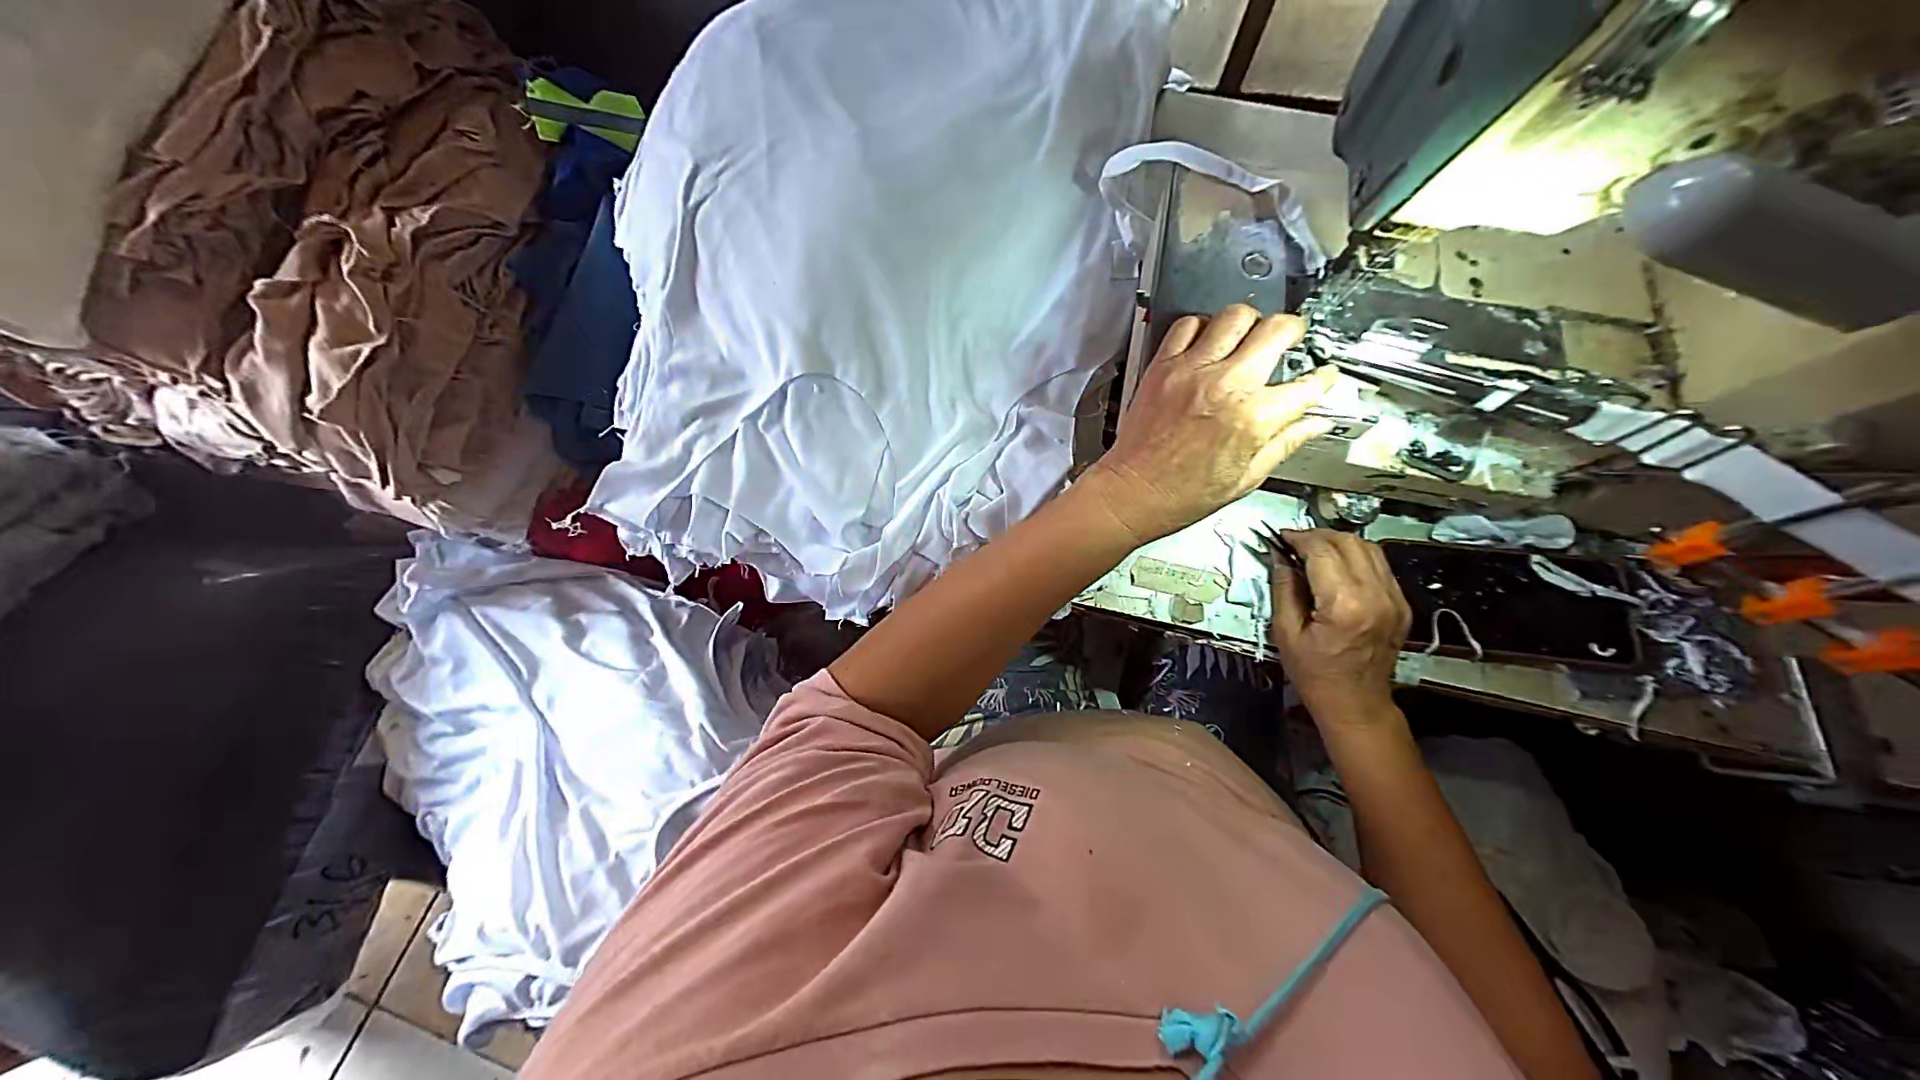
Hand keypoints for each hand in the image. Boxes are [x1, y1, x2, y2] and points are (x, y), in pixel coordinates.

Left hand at [1082, 305, 1336, 544]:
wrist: (1133, 492)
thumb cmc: (1182, 493)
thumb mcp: (1248, 477)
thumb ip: (1285, 443)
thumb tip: (1314, 424)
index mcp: (1254, 418)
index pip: (1307, 385)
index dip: (1323, 379)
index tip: (1321, 377)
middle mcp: (1226, 386)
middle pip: (1276, 329)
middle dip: (1292, 330)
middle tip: (1290, 339)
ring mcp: (1192, 372)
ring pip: (1234, 316)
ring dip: (1249, 322)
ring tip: (1248, 337)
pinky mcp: (1163, 368)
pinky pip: (1186, 325)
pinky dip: (1201, 327)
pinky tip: (1206, 343)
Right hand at [1265, 529, 1412, 725]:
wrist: (1355, 702)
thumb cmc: (1314, 673)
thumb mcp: (1285, 632)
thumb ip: (1284, 588)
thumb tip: (1280, 555)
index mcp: (1344, 605)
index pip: (1322, 551)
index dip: (1298, 538)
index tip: (1280, 538)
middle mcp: (1376, 596)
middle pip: (1348, 542)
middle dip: (1318, 536)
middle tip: (1294, 543)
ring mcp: (1394, 599)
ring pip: (1368, 548)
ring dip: (1339, 543)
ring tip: (1314, 552)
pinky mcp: (1401, 604)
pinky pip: (1379, 565)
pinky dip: (1356, 557)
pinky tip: (1336, 568)